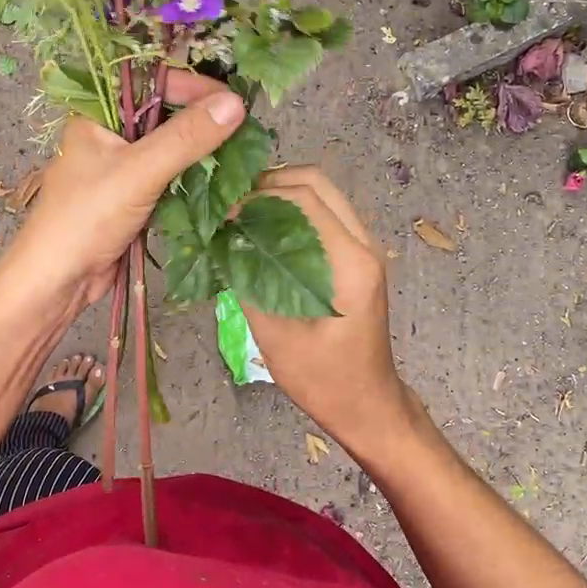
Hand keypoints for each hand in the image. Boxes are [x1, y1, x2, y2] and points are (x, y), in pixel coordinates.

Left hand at [0, 69, 245, 314]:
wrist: (56, 282)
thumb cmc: (85, 219)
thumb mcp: (138, 172)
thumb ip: (186, 137)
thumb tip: (235, 103)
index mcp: (98, 115)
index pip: (153, 84)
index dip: (195, 87)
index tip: (235, 101)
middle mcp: (109, 135)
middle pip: (165, 115)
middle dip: (203, 122)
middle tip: (245, 130)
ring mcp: (120, 167)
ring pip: (170, 148)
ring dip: (201, 154)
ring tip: (241, 156)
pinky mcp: (132, 197)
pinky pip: (169, 178)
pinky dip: (192, 180)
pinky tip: (220, 184)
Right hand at [239, 167, 412, 444]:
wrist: (368, 405)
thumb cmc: (324, 379)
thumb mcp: (277, 336)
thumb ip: (249, 282)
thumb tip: (218, 240)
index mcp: (350, 262)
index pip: (304, 199)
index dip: (258, 194)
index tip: (222, 211)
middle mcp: (364, 244)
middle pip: (316, 182)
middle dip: (269, 182)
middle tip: (230, 203)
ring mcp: (364, 247)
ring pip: (322, 192)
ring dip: (280, 192)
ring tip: (241, 211)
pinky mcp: (356, 254)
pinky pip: (324, 212)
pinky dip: (291, 208)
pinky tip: (261, 227)